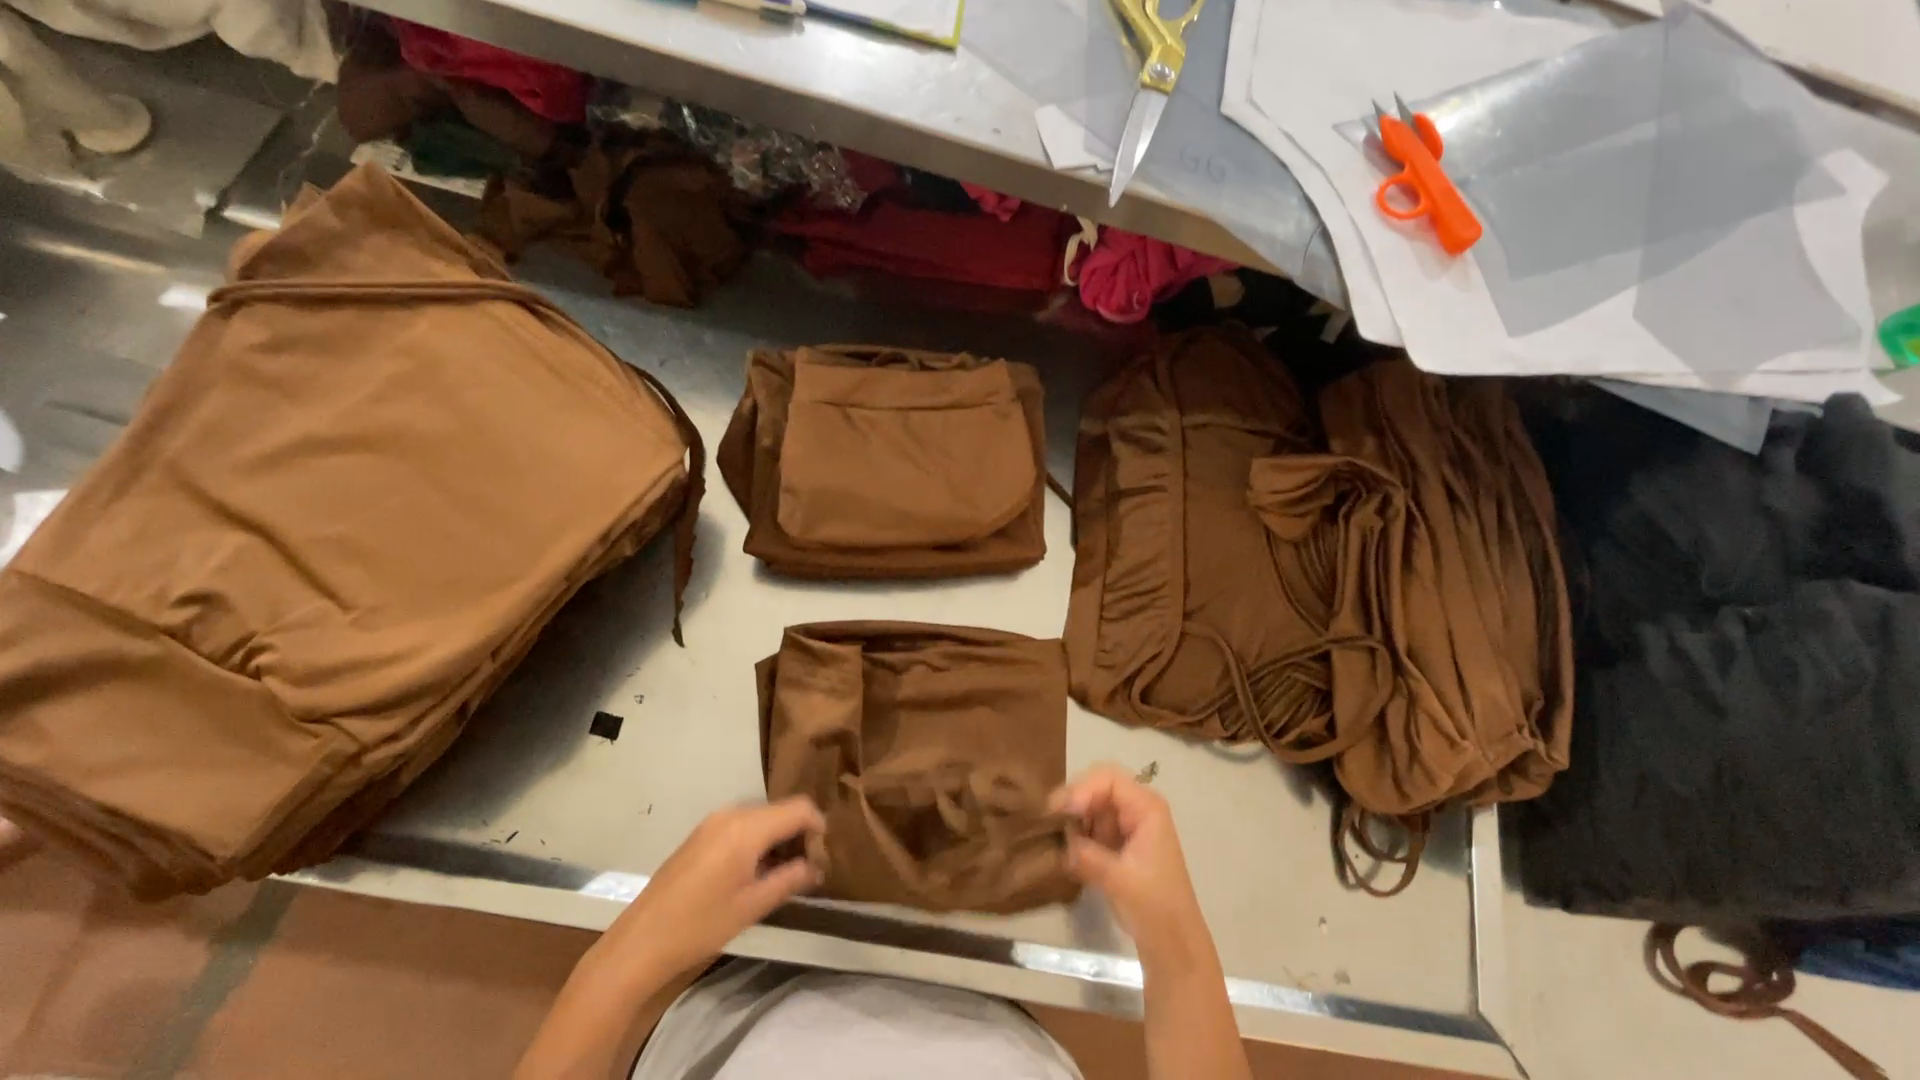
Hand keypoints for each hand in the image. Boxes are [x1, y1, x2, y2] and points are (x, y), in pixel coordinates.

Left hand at [595, 797, 824, 977]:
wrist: (641, 942)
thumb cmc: (701, 925)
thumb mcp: (753, 906)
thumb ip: (791, 879)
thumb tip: (816, 867)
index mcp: (746, 827)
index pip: (800, 809)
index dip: (818, 829)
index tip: (821, 860)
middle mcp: (731, 814)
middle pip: (781, 811)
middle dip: (799, 836)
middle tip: (806, 872)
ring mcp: (712, 822)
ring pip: (762, 818)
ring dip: (779, 840)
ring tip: (782, 876)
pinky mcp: (701, 835)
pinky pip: (742, 826)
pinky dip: (758, 842)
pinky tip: (755, 874)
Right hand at [1051, 766, 1209, 970]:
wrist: (1172, 941)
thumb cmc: (1155, 907)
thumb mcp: (1120, 880)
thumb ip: (1088, 856)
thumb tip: (1060, 843)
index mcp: (1146, 808)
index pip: (1108, 779)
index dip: (1081, 789)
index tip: (1060, 812)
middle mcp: (1136, 809)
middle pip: (1096, 787)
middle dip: (1072, 803)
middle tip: (1049, 823)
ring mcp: (1126, 826)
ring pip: (1089, 807)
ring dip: (1072, 820)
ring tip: (1056, 839)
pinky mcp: (1117, 844)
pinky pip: (1090, 827)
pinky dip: (1076, 835)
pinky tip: (1066, 851)